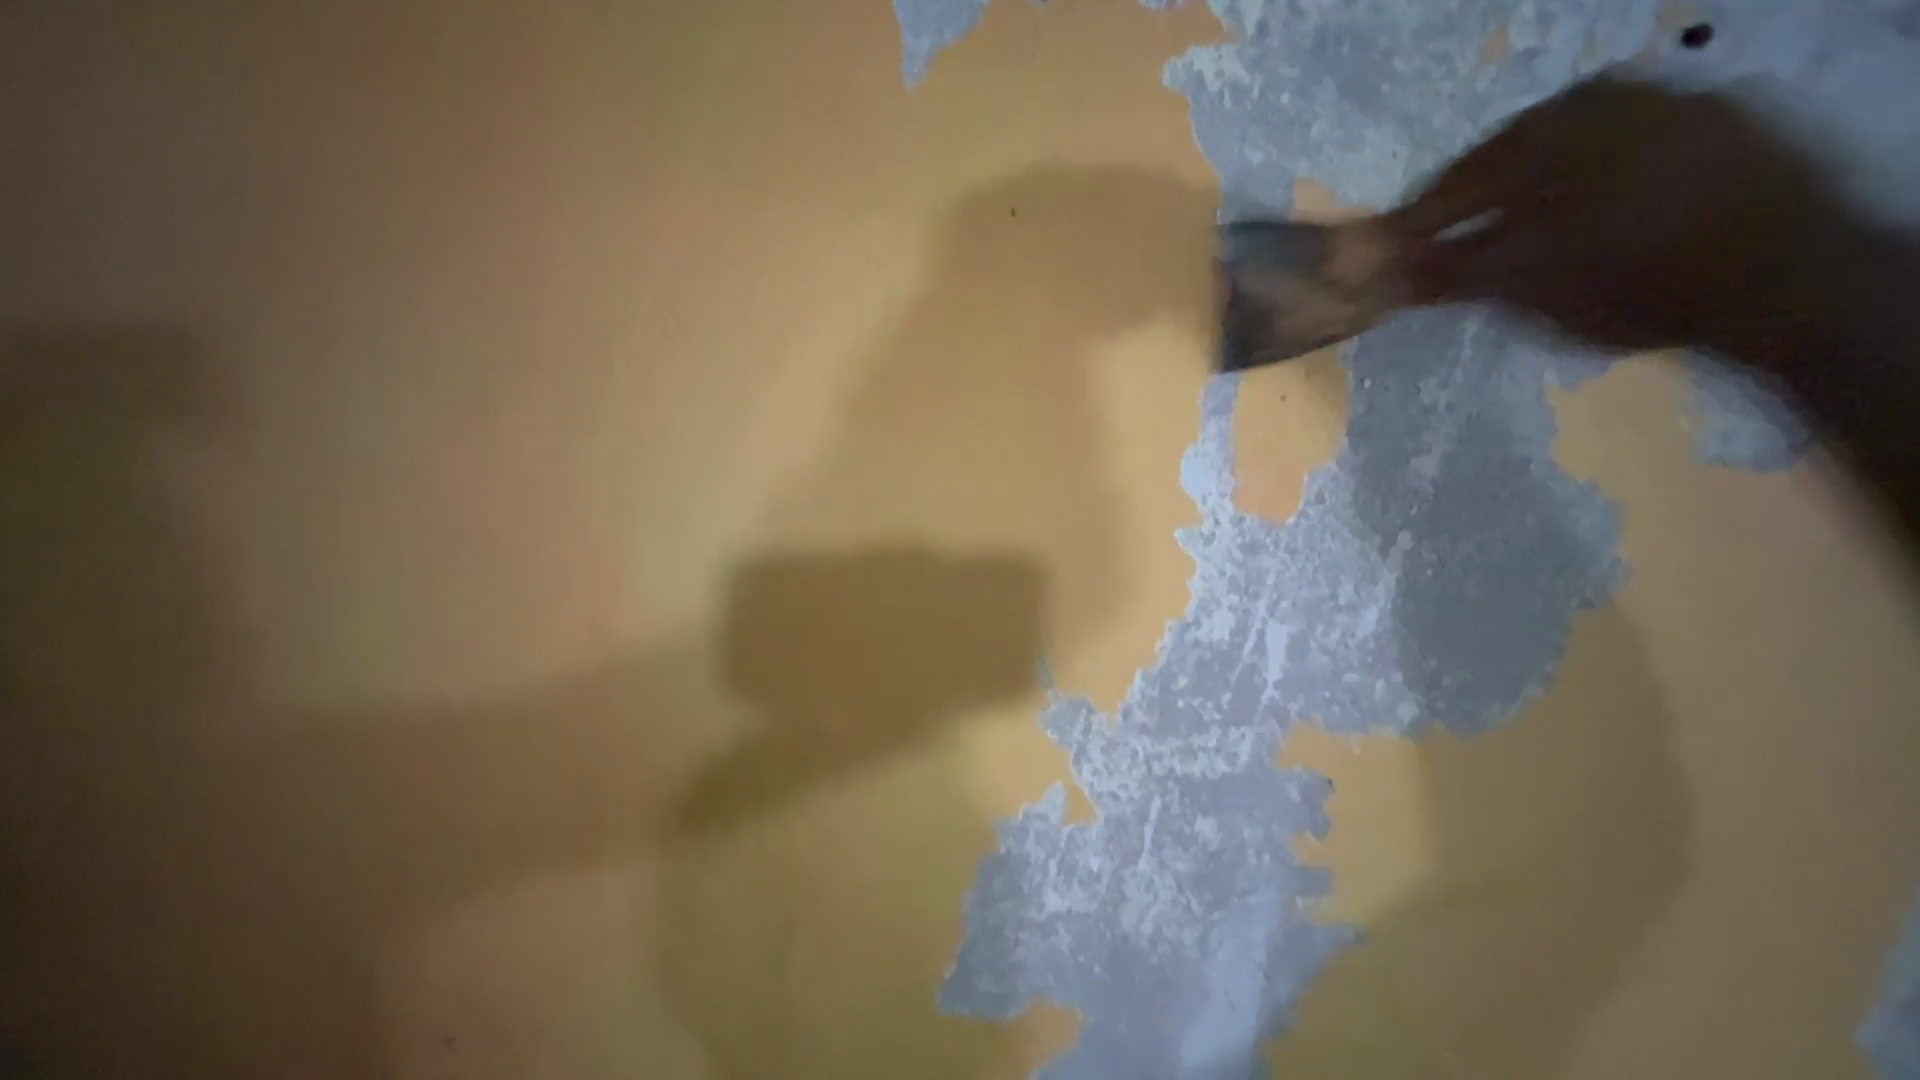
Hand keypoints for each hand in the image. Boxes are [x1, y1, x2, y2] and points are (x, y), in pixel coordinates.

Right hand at [1384, 73, 1860, 361]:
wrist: (1788, 276)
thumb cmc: (1631, 281)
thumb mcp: (1520, 285)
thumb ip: (1441, 272)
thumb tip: (1368, 273)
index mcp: (1540, 133)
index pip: (1447, 185)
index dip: (1413, 231)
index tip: (1387, 265)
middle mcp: (1597, 99)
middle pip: (1505, 164)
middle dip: (1475, 214)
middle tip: (1460, 262)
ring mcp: (1663, 106)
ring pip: (1565, 157)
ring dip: (1532, 201)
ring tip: (1526, 248)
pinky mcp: (1715, 126)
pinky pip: (1623, 156)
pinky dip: (1593, 191)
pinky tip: (1597, 228)